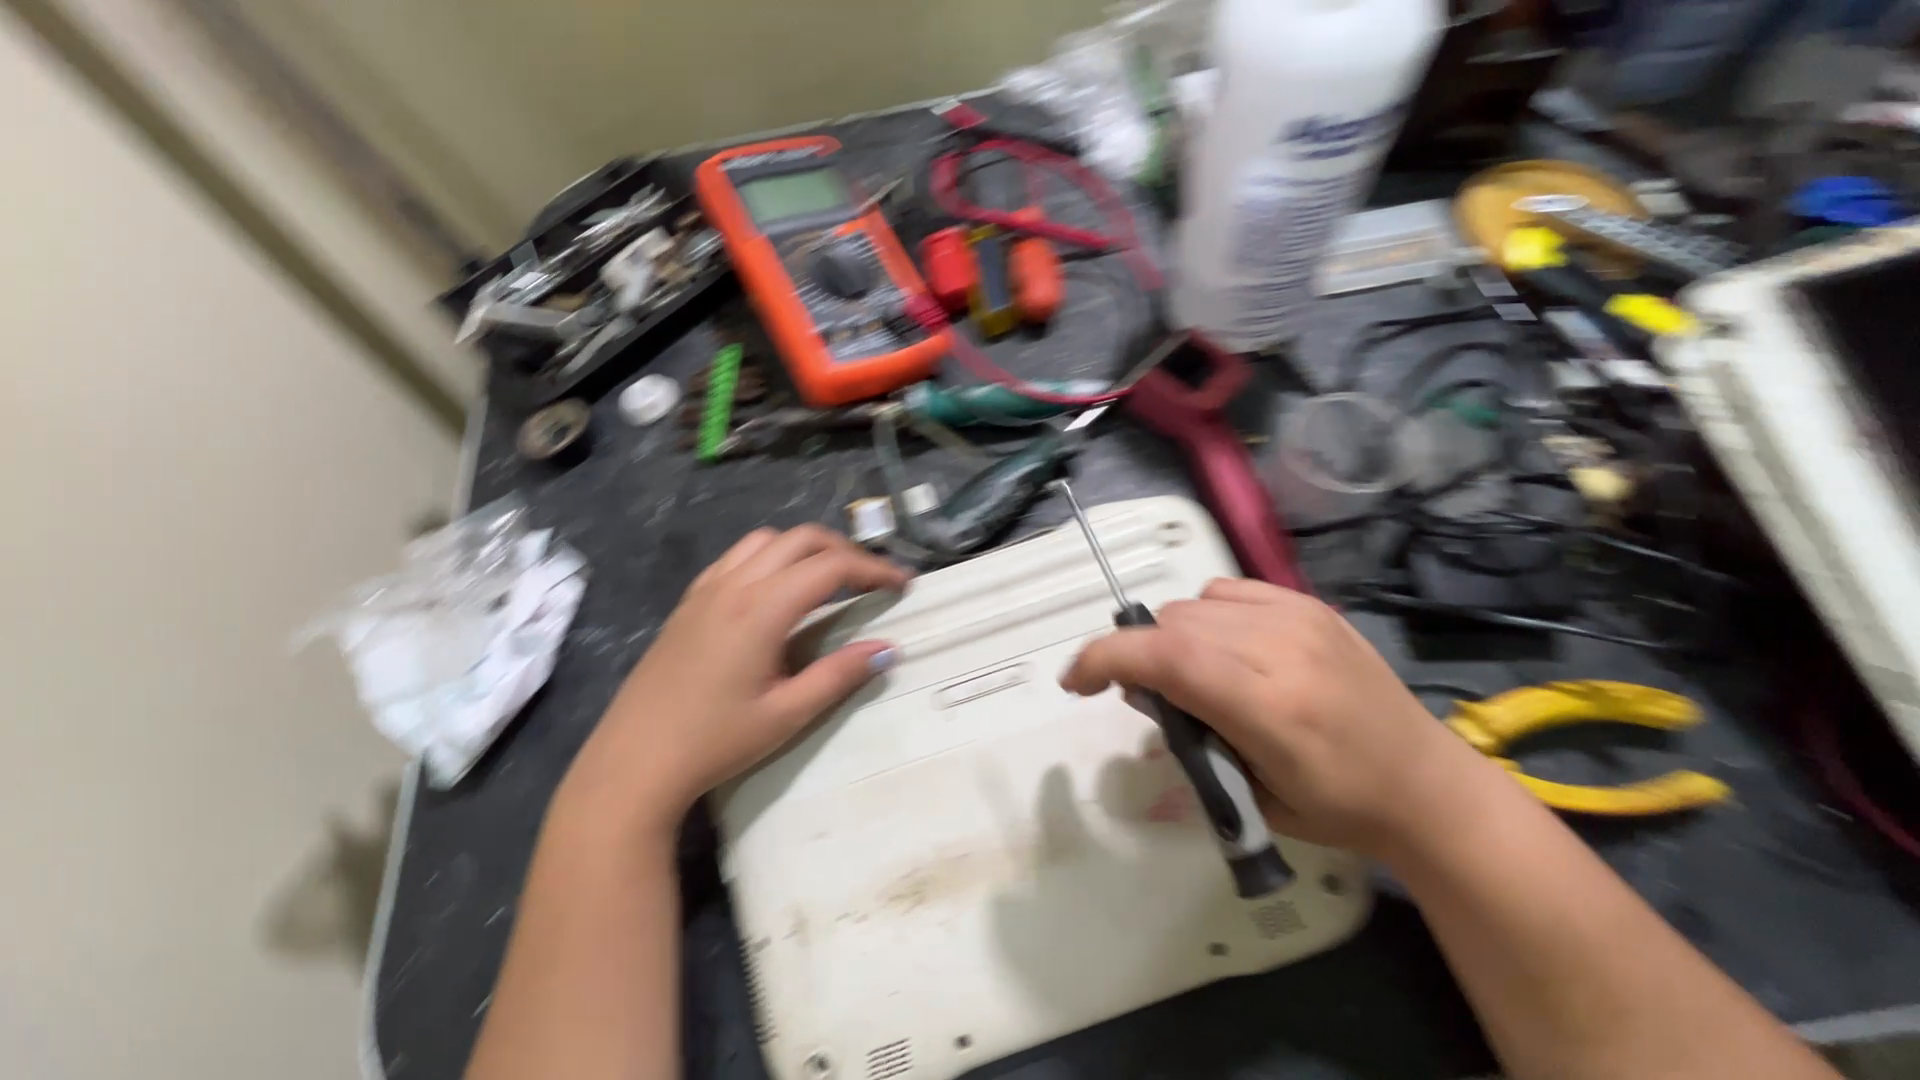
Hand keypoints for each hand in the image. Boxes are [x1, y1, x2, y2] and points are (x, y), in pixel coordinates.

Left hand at [563, 525, 909, 830]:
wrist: (635, 760)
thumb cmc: (715, 741)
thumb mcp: (787, 714)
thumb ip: (839, 675)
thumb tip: (886, 650)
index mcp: (762, 608)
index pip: (831, 567)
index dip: (873, 569)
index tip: (903, 584)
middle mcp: (734, 585)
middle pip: (800, 539)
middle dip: (844, 550)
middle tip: (872, 581)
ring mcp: (706, 590)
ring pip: (765, 541)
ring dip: (804, 548)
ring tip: (829, 580)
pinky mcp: (688, 603)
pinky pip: (736, 558)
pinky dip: (769, 558)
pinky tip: (775, 591)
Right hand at [1059, 577, 1503, 860]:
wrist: (1425, 785)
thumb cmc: (1336, 809)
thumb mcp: (1250, 794)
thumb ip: (1190, 737)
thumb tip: (1143, 690)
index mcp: (1268, 707)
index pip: (1166, 657)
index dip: (1105, 659)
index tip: (1076, 684)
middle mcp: (1283, 648)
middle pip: (1173, 625)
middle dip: (1138, 657)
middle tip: (1149, 700)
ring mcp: (1301, 619)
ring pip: (1195, 603)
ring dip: (1172, 637)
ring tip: (1193, 676)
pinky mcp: (1312, 605)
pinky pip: (1229, 589)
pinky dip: (1208, 614)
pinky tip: (1227, 648)